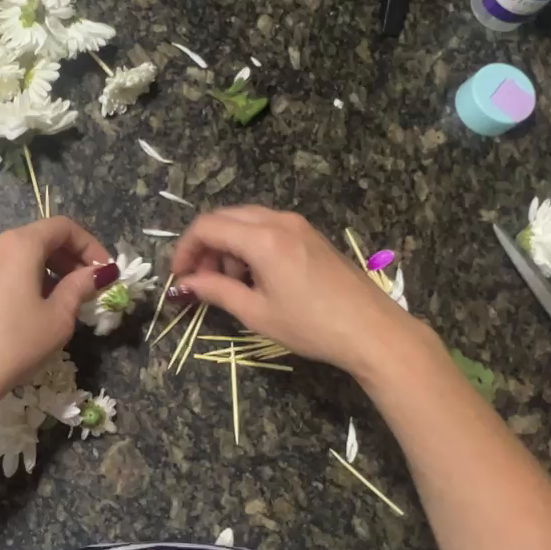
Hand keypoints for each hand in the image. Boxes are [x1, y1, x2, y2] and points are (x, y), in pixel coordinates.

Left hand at [0, 217, 110, 413]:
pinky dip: (15, 281)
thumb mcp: (58, 319)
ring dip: (41, 271)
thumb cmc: (14, 345)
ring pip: (13, 256)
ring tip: (56, 302)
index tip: (104, 270)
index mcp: (19, 245)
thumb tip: (96, 272)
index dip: (89, 245)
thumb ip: (79, 288)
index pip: (62, 227)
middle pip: (36, 238)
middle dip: (66, 258)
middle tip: (85, 287)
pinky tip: (21, 312)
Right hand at [170, 206, 430, 376]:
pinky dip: (249, 246)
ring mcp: (298, 225)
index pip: (207, 227)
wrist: (372, 331)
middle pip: (225, 218)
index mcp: (262, 239)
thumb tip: (185, 284)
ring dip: (227, 247)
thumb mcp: (256, 313)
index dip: (185, 249)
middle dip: (205, 246)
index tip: (179, 277)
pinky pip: (267, 228)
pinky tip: (255, 279)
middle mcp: (279, 221)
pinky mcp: (310, 235)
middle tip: (199, 281)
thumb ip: (216, 291)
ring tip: (228, 285)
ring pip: (246, 221)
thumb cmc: (311, 326)